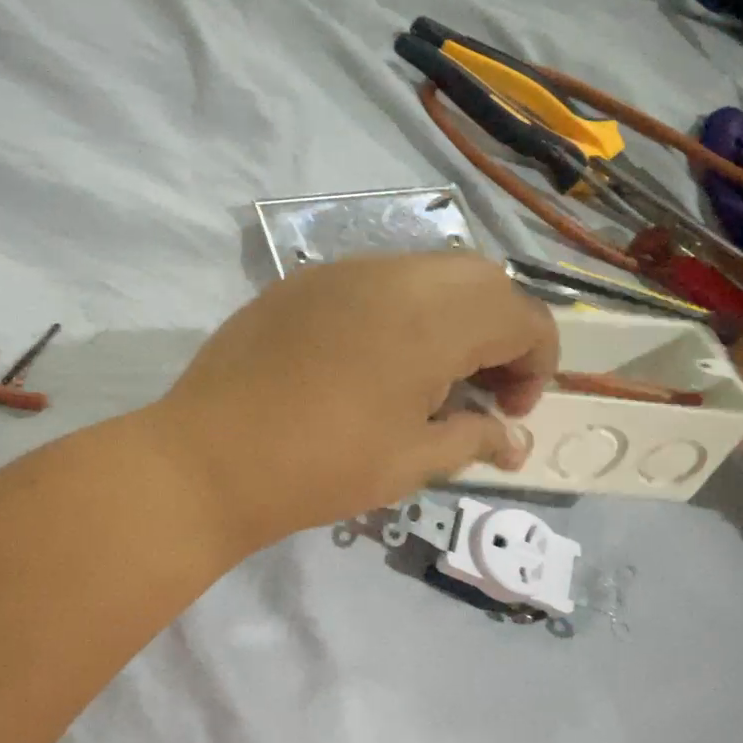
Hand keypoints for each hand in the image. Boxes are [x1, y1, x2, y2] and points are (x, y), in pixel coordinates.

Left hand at [149, 253, 557, 542]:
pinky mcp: (296, 285)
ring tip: (425, 379)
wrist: (205, 461)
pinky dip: (396, 311)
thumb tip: (512, 440)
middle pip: (480, 282)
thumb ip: (471, 439)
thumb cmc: (316, 470)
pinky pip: (370, 281)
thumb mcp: (408, 464)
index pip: (521, 316)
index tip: (510, 415)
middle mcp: (392, 276)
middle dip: (497, 331)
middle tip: (478, 392)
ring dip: (447, 316)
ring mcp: (338, 272)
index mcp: (433, 318)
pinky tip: (370, 363)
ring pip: (424, 273)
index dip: (536, 365)